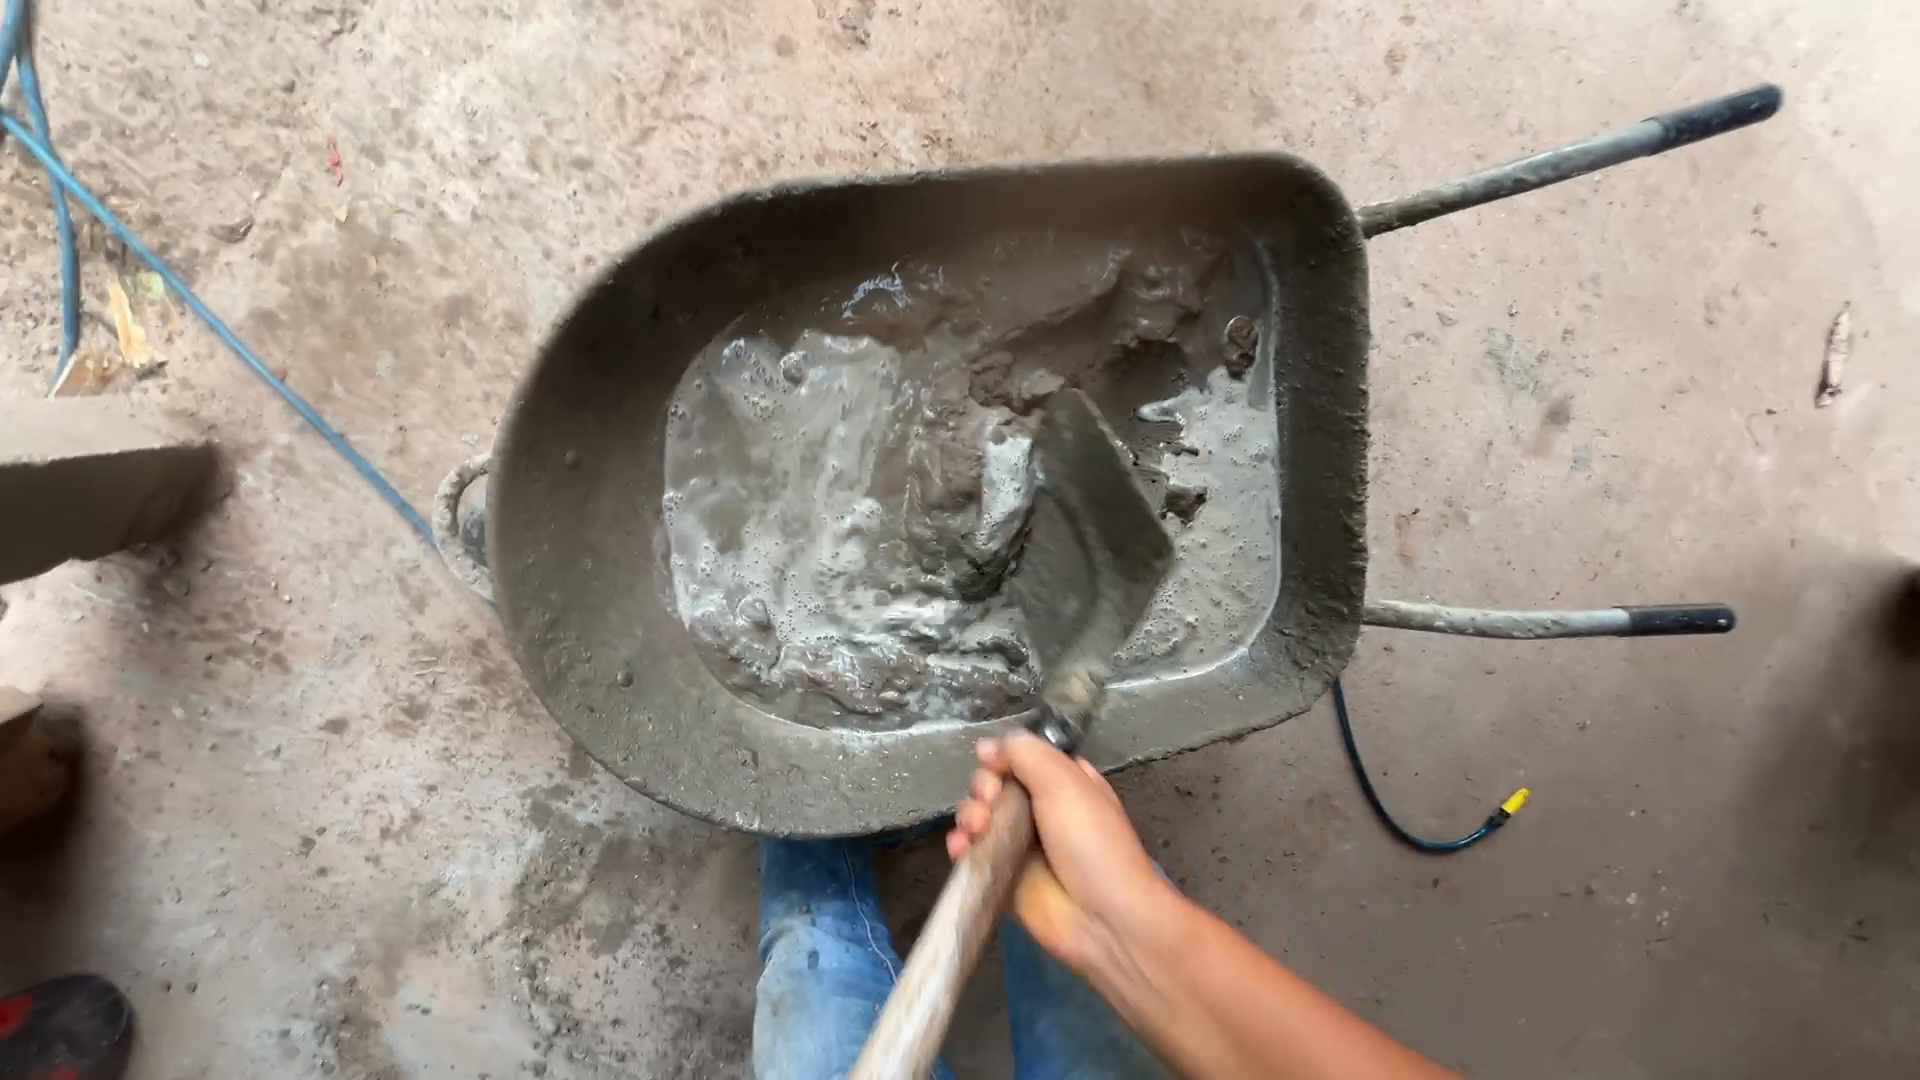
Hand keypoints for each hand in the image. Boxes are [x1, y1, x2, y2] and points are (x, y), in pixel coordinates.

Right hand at [947, 732, 1174, 977]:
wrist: (1102, 918)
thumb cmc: (1090, 841)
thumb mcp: (1064, 781)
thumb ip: (1024, 753)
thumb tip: (987, 746)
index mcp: (1063, 782)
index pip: (1020, 757)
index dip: (1001, 757)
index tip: (992, 763)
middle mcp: (1040, 809)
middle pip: (994, 783)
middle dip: (983, 787)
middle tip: (990, 799)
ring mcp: (1019, 844)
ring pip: (979, 815)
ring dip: (970, 815)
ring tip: (978, 827)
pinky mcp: (1001, 876)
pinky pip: (972, 853)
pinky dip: (960, 846)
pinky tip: (962, 847)